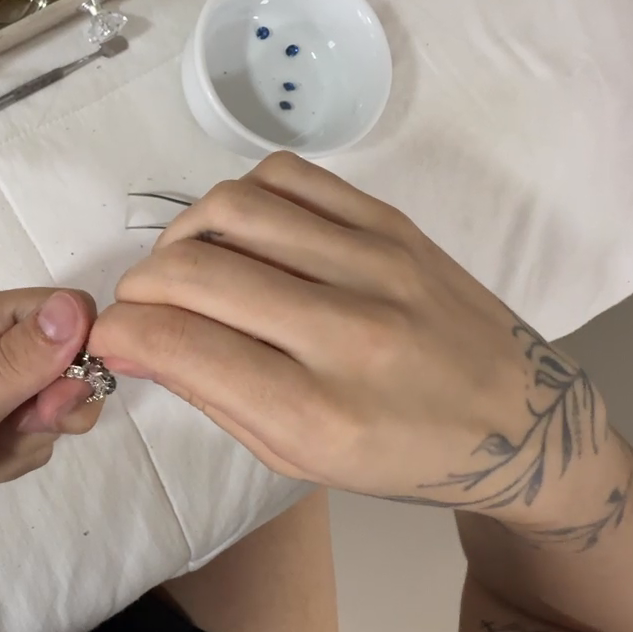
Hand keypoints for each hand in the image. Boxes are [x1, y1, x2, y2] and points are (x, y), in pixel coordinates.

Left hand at [0, 289, 105, 557]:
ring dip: (28, 438)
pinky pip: (24, 426)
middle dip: (52, 407)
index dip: (78, 357)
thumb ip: (16, 367)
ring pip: (48, 398)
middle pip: (65, 357)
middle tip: (6, 437)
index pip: (69, 311)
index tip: (48, 408)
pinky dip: (11, 453)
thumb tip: (78, 308)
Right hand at [90, 154, 632, 542]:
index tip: (108, 334)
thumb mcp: (295, 457)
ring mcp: (375, 263)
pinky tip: (239, 232)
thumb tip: (128, 337)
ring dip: (180, 235)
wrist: (524, 423)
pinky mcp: (391, 222)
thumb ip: (206, 392)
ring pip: (231, 208)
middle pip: (194, 271)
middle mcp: (346, 330)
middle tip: (138, 302)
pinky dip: (238, 197)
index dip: (120, 330)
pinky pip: (285, 174)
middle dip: (138, 285)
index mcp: (319, 412)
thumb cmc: (399, 457)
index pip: (179, 344)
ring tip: (185, 263)